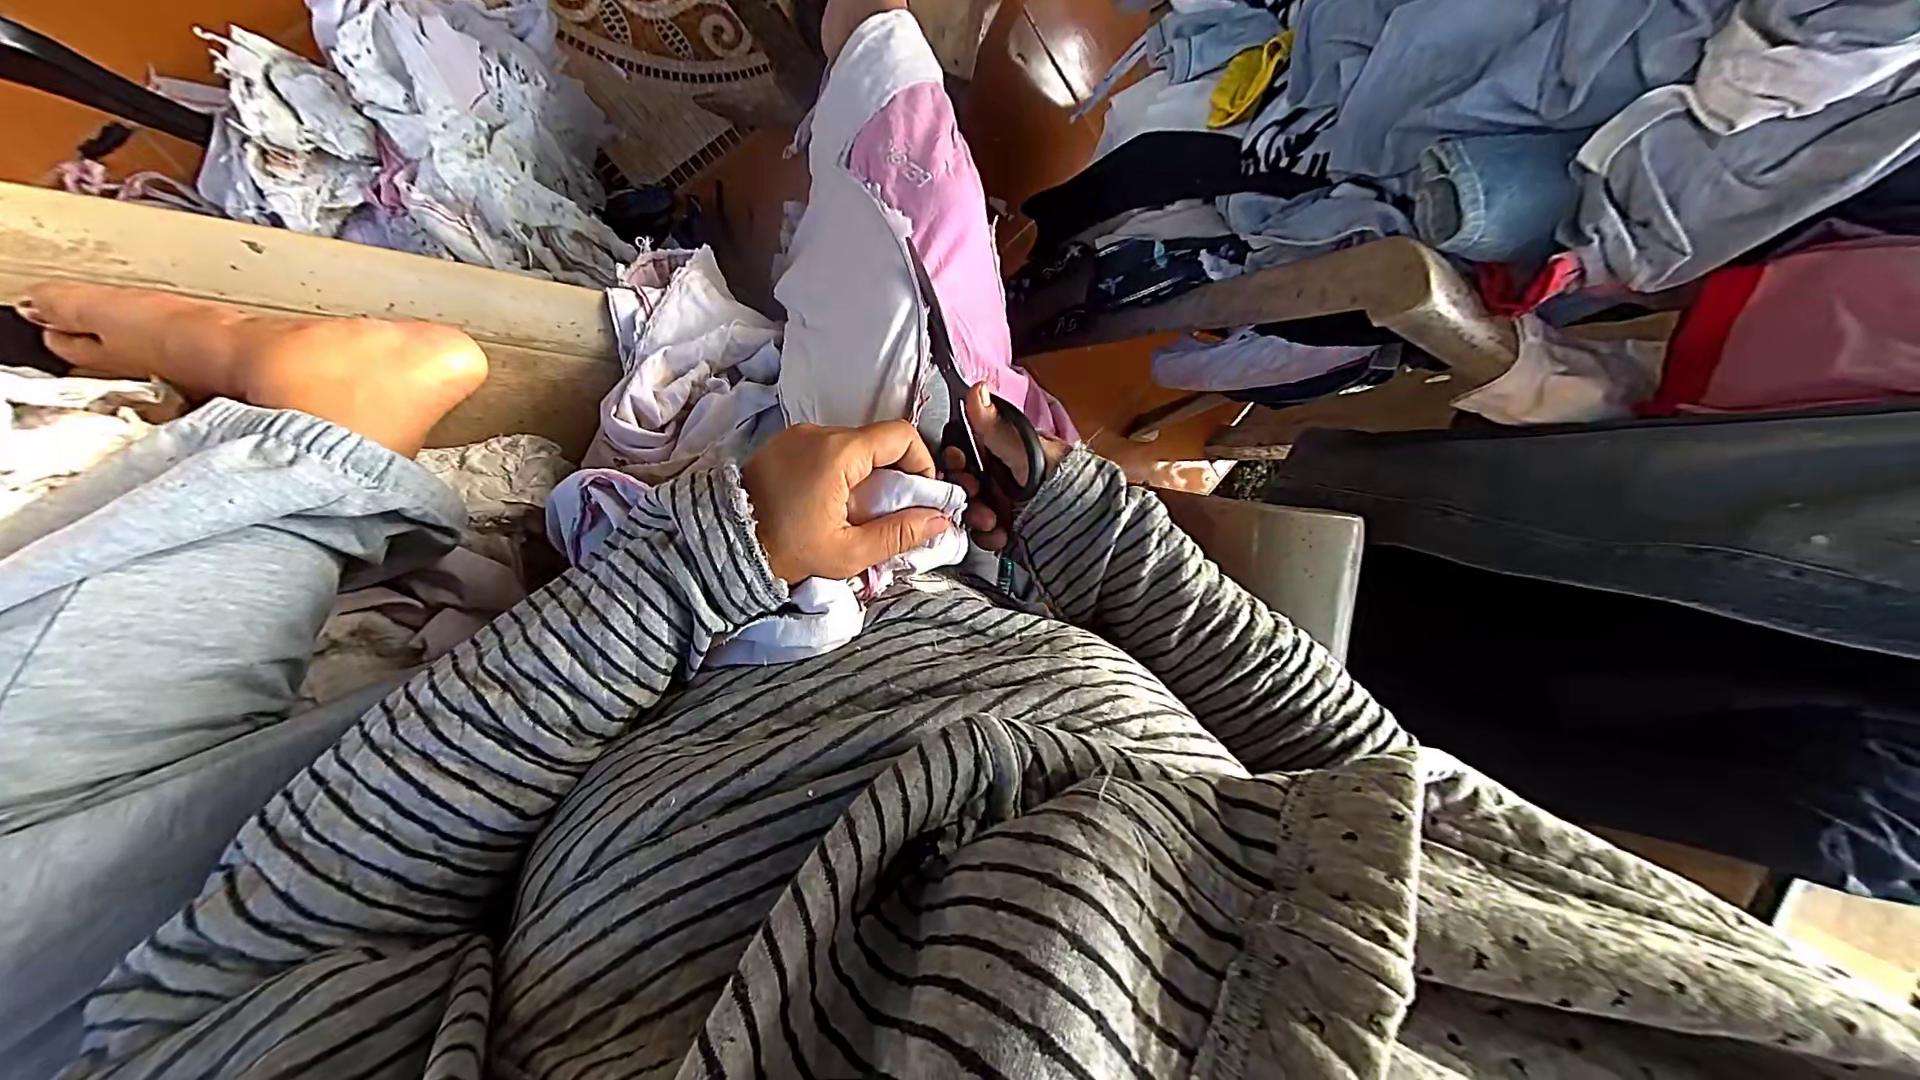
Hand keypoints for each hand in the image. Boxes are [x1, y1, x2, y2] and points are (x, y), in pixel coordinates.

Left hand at [742, 421, 953, 583]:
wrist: (722, 547)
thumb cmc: (786, 551)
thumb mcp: (850, 551)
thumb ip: (900, 533)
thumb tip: (940, 520)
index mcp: (838, 452)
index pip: (901, 435)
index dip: (922, 462)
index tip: (921, 494)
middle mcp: (818, 432)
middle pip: (878, 439)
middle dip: (897, 472)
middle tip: (895, 509)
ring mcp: (797, 435)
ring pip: (855, 444)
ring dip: (870, 471)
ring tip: (863, 509)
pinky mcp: (784, 444)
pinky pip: (828, 448)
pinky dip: (844, 469)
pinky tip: (836, 500)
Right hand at [940, 383, 1069, 550]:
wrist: (1082, 518)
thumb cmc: (1058, 476)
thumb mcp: (1023, 449)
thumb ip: (994, 425)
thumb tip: (977, 389)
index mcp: (1000, 453)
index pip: (964, 454)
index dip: (956, 460)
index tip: (959, 463)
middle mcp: (997, 478)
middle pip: (962, 486)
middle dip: (965, 493)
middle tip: (977, 495)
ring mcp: (1001, 505)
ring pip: (969, 511)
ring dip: (976, 517)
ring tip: (993, 521)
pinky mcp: (1006, 530)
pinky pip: (984, 534)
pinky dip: (989, 537)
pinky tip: (1002, 535)